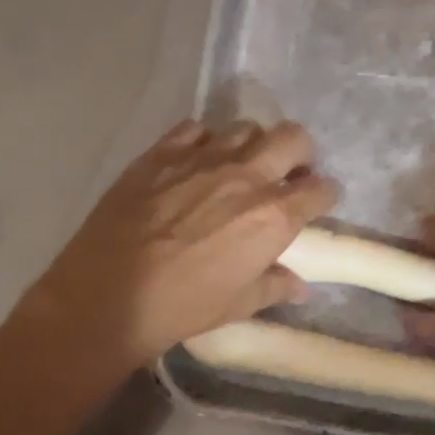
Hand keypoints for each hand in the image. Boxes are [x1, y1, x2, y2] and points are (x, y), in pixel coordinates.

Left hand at [21, 119, 337, 367]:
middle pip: (293, 138)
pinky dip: (205, 142)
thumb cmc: (184, 306)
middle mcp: (247, 176)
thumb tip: (300, 285)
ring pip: (245, 128)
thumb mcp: (239, 304)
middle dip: (301, 153)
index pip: (320, 189)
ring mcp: (203, 158)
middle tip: (290, 172)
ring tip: (241, 167)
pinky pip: (196, 129)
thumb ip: (275, 286)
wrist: (110, 293)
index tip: (320, 201)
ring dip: (253, 145)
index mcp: (273, 217)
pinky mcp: (162, 152)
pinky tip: (196, 163)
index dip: (325, 194)